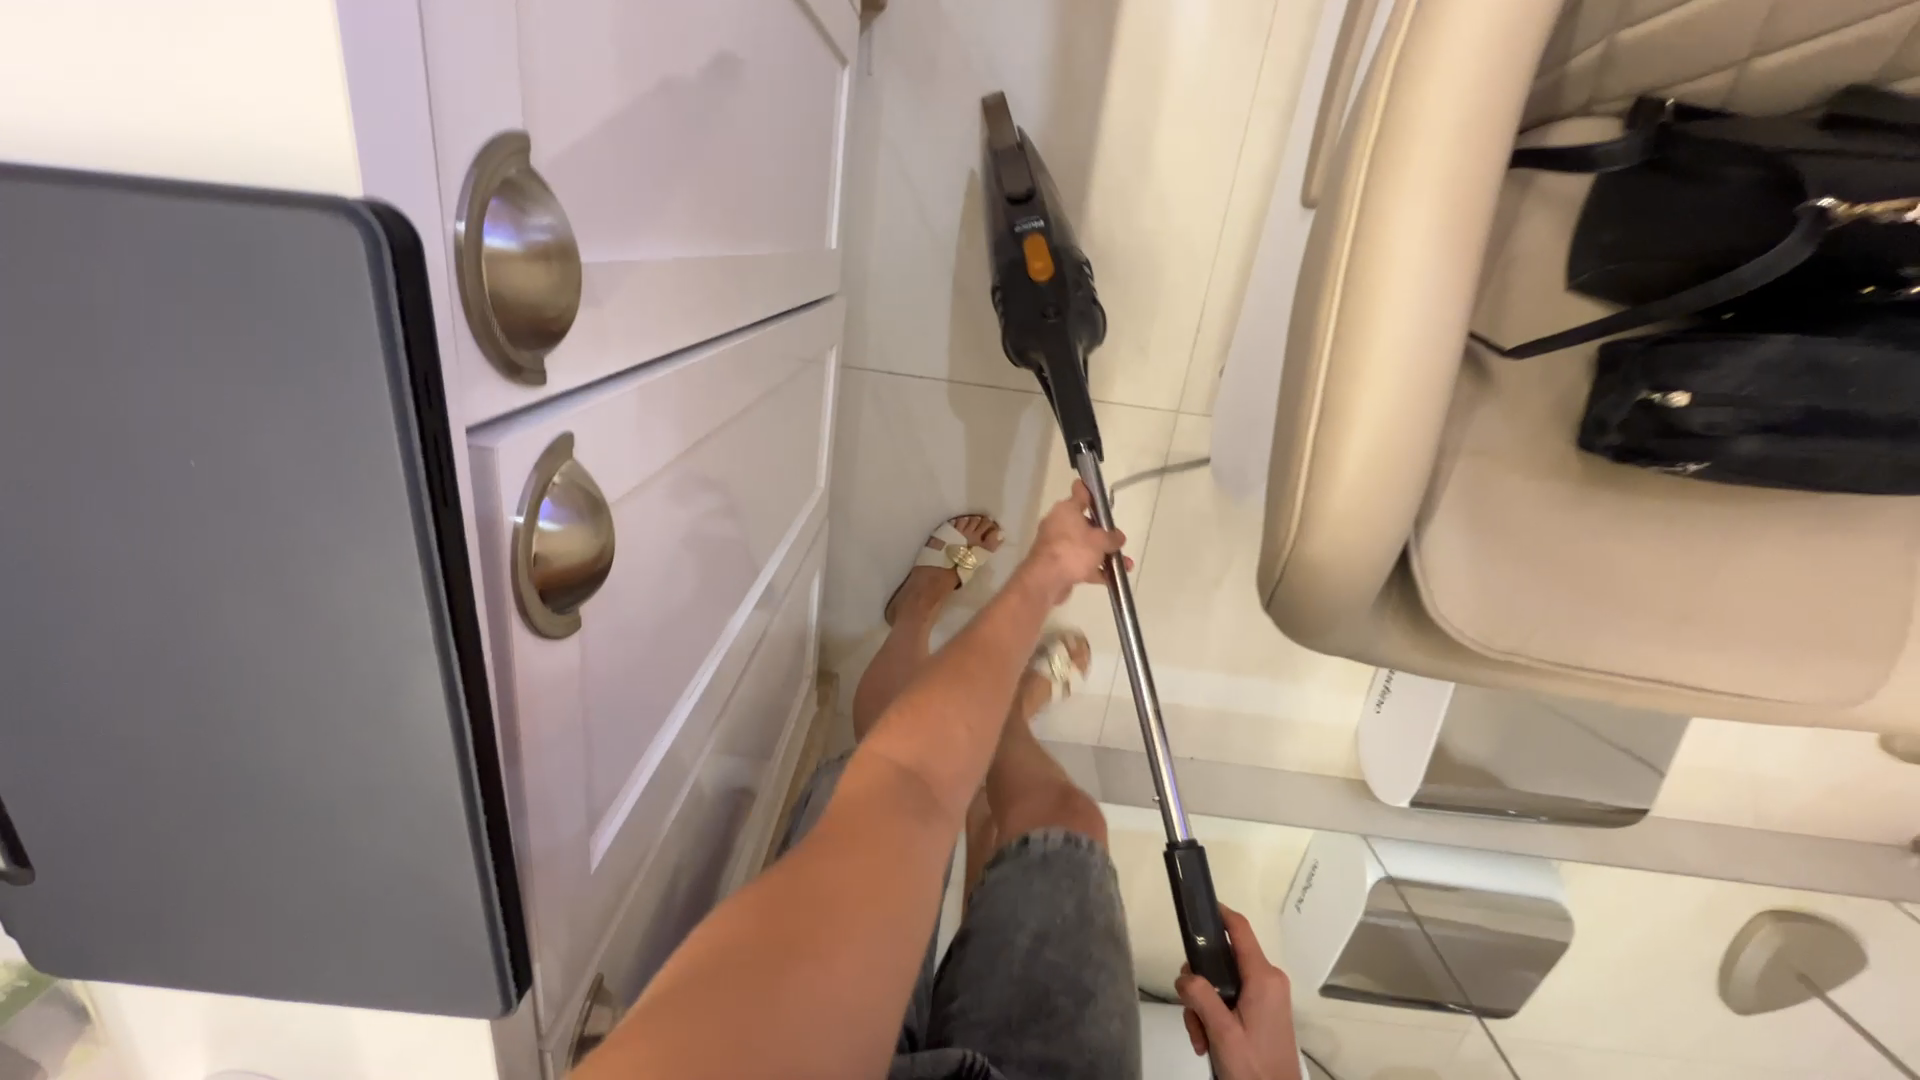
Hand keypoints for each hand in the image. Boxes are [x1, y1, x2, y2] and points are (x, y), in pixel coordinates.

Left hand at [1014, 480, 1128, 606]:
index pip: (1080, 494)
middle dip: (1104, 534)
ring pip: (1084, 546)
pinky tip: (1111, 578)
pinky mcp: (1057, 564)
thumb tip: (1118, 537)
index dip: (1090, 491)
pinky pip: (1079, 563)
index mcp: (1066, 510)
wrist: (1046, 580)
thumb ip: (1112, 537)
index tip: (1098, 491)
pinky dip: (1094, 569)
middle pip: (1085, 524)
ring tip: (1125, 564)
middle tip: (1118, 541)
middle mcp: (1059, 524)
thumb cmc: (1073, 550)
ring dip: (1104, 555)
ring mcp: (1057, 545)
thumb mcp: (1100, 541)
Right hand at [1176, 907, 1301, 1079]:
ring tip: (1201, 1038)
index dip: (1218, 913)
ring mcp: (1267, 996)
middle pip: (1221, 960)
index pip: (1239, 929)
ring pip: (1221, 983)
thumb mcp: (1222, 1032)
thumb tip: (1185, 976)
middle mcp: (1268, 980)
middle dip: (1199, 986)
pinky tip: (1208, 1042)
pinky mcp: (1264, 1011)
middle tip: (1191, 1012)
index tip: (1195, 908)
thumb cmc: (1254, 1068)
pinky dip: (1215, 1016)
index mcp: (1263, 978)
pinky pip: (1231, 999)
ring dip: (1204, 1008)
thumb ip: (1200, 996)